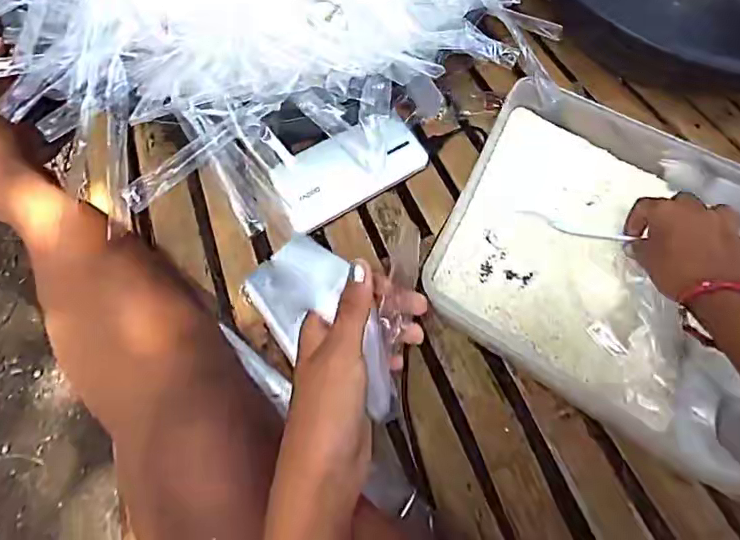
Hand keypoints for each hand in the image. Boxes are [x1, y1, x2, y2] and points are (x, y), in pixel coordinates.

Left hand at [273, 262, 426, 532]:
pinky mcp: (355, 394)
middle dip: (390, 306)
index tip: (398, 288)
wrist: (324, 474)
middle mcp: (327, 345)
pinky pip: (375, 362)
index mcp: (318, 329)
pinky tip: (402, 359)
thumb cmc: (329, 405)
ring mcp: (341, 370)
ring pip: (371, 336)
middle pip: (362, 312)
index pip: (344, 291)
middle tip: (421, 307)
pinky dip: (390, 355)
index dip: (371, 284)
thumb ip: (352, 307)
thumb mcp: (342, 349)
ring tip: (418, 334)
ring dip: (394, 330)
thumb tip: (358, 265)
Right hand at [626, 193, 739, 300]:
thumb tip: (635, 245)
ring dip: (706, 222)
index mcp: (667, 210)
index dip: (636, 220)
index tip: (633, 236)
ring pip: (713, 213)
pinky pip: (736, 236)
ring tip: (701, 238)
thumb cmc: (677, 275)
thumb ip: (640, 249)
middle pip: (680, 204)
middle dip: (673, 217)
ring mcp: (723, 222)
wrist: (720, 296)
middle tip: (668, 236)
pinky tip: (726, 252)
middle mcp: (695, 209)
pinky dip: (730, 242)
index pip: (644, 207)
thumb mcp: (649, 263)